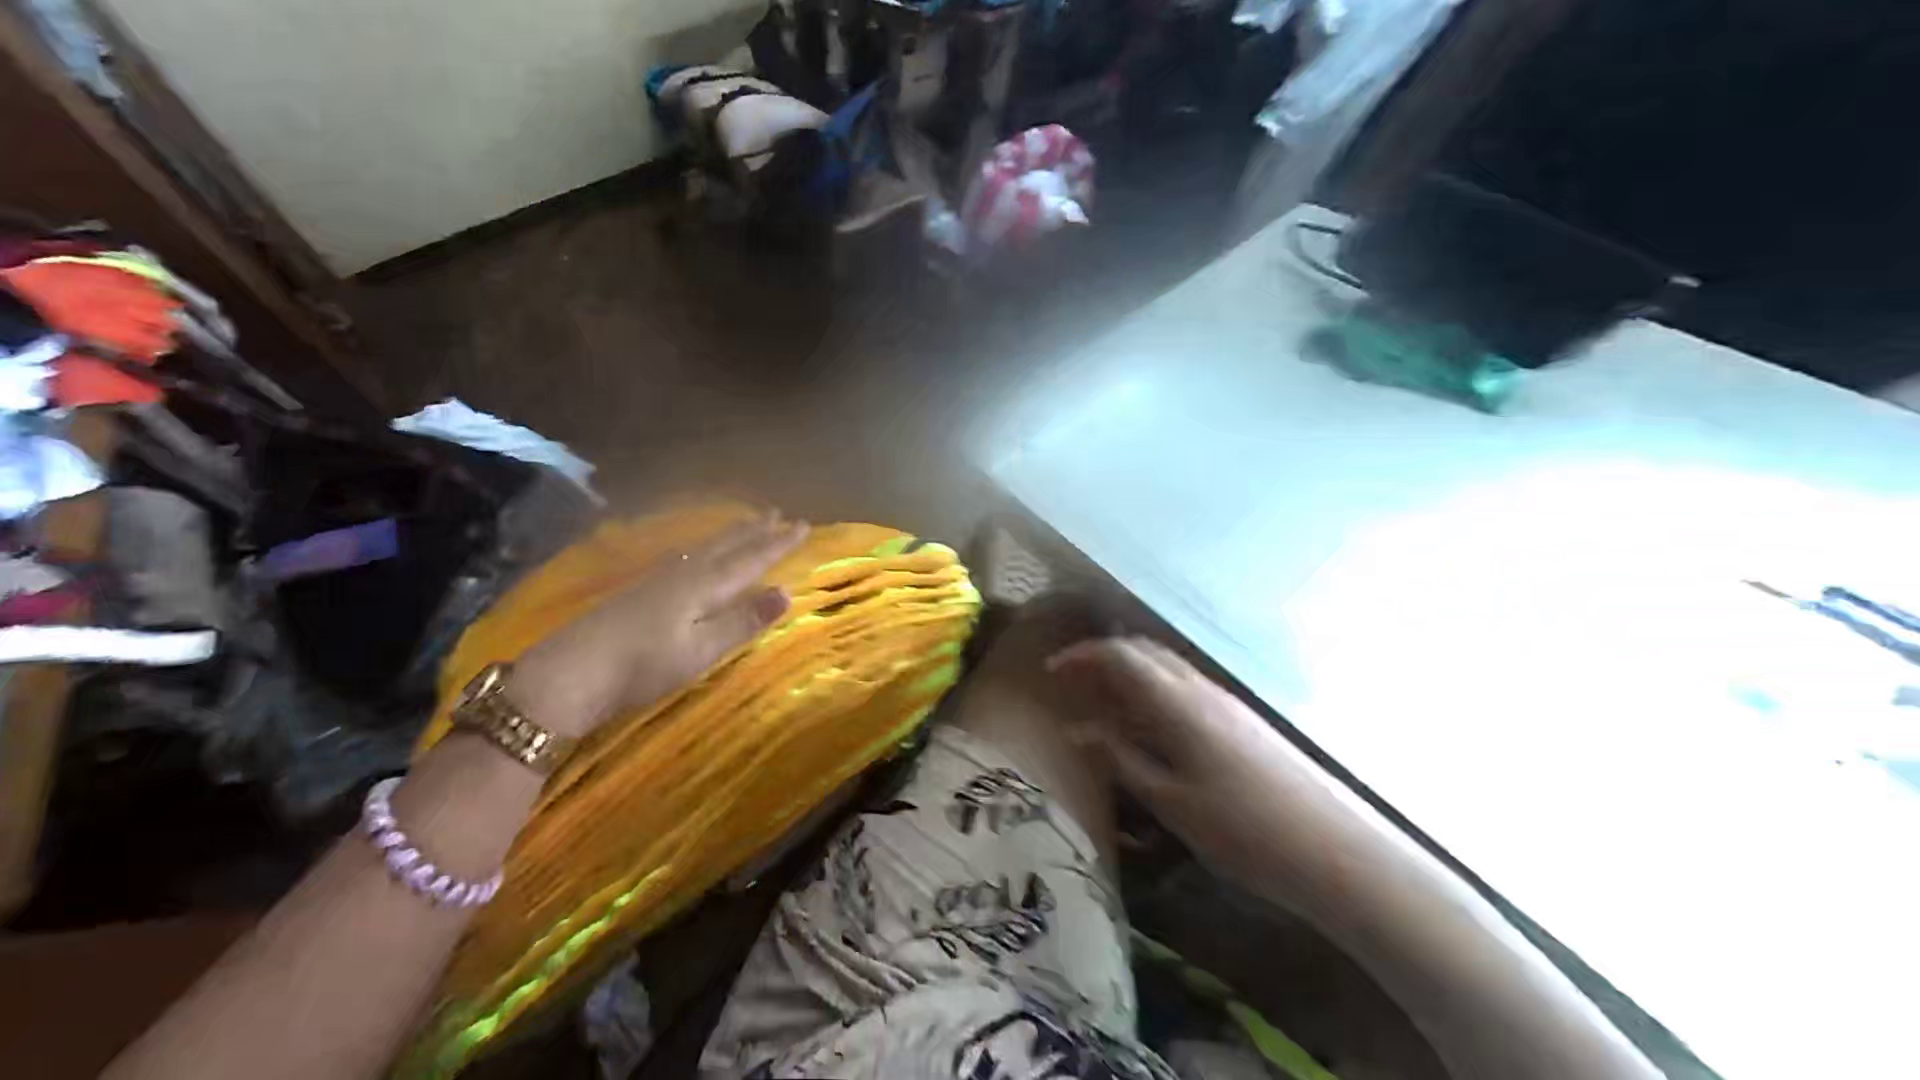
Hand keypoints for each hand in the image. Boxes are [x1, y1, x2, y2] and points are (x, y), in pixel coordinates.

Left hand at [508, 514, 809, 736]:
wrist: (569, 672)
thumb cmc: (643, 666)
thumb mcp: (701, 650)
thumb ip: (743, 621)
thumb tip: (788, 591)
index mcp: (704, 586)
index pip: (751, 560)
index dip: (778, 544)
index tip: (804, 526)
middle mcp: (684, 573)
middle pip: (727, 546)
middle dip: (756, 532)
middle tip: (779, 515)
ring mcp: (658, 579)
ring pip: (705, 548)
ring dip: (731, 535)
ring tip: (747, 524)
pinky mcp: (640, 590)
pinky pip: (687, 556)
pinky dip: (705, 547)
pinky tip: (696, 554)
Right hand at [1048, 636, 1361, 896]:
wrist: (1334, 852)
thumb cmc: (1241, 831)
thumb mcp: (1169, 801)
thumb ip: (1121, 757)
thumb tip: (1079, 730)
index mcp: (1178, 703)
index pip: (1121, 656)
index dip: (1082, 656)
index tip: (1052, 671)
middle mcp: (1202, 690)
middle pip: (1146, 652)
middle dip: (1105, 659)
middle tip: (1075, 684)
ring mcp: (1228, 703)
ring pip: (1168, 669)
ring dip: (1131, 675)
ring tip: (1104, 707)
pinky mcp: (1243, 722)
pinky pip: (1187, 689)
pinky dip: (1156, 694)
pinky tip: (1150, 730)